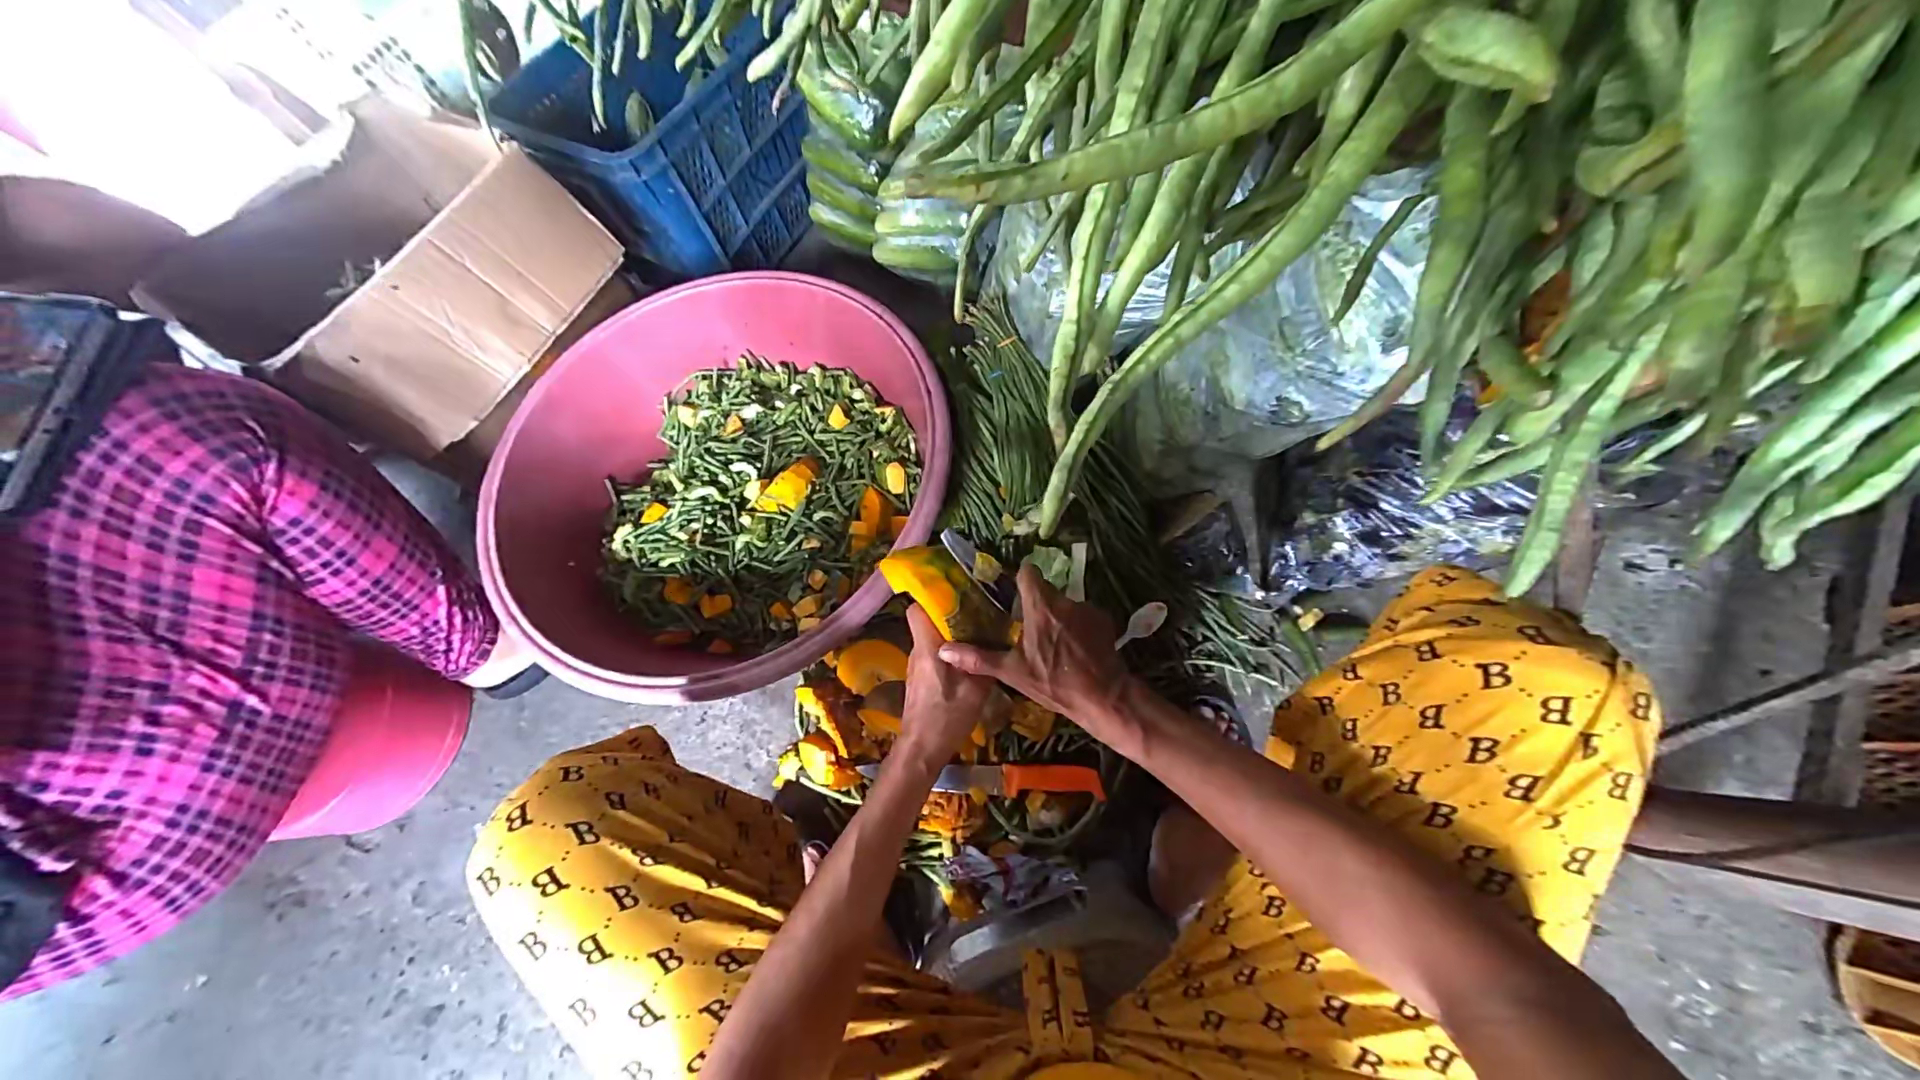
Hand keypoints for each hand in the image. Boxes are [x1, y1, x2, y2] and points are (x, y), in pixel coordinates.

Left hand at [895, 604, 996, 768]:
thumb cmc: (947, 716)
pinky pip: (932, 655)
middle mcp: (917, 652)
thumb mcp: (976, 689)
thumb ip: (983, 662)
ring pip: (931, 639)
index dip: (932, 598)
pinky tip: (968, 662)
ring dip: (950, 635)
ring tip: (977, 635)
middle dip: (949, 615)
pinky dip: (947, 653)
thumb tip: (997, 638)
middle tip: (977, 613)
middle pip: (927, 622)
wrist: (922, 749)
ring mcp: (916, 666)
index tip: (956, 594)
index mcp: (927, 648)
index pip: (917, 609)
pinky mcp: (920, 679)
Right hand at [937, 564, 1133, 729]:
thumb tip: (944, 650)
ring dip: (1058, 616)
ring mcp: (1087, 609)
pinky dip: (1078, 626)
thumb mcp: (1012, 673)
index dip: (1020, 578)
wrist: (1103, 696)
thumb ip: (978, 658)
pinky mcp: (1104, 620)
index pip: (1028, 572)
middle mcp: (1065, 601)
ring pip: (1065, 604)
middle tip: (1027, 625)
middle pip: (1046, 590)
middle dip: (1037, 603)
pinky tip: (1075, 648)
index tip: (1012, 592)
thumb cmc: (1054, 683)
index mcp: (1040, 607)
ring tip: (1053, 641)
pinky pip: (1084, 615)